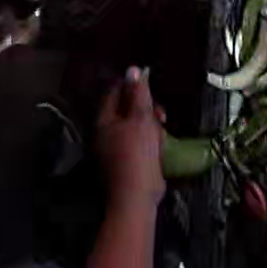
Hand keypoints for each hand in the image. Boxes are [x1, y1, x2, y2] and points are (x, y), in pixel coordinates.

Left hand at [96, 67, 164, 209]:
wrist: (136, 198)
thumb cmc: (138, 154)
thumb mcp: (141, 118)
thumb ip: (138, 94)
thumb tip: (134, 69)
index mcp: (104, 120)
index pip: (114, 92)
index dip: (131, 85)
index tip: (149, 86)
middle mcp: (105, 133)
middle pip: (125, 109)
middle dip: (144, 106)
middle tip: (160, 112)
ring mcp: (114, 149)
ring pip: (133, 125)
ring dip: (149, 122)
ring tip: (162, 127)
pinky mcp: (126, 162)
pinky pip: (137, 141)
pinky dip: (148, 138)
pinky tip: (159, 143)